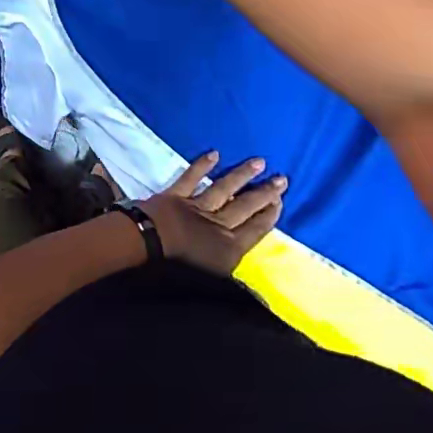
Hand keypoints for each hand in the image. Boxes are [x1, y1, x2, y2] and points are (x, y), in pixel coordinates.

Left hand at [140, 152, 285, 275]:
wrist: (151, 246)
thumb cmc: (181, 270)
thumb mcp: (216, 278)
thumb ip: (233, 271)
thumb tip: (249, 271)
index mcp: (230, 247)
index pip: (256, 228)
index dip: (269, 214)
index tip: (280, 200)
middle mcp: (217, 224)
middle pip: (246, 206)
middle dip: (265, 193)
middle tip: (281, 179)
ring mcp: (197, 207)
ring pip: (224, 188)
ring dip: (242, 175)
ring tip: (259, 162)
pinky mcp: (176, 195)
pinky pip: (191, 178)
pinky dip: (202, 166)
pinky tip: (214, 154)